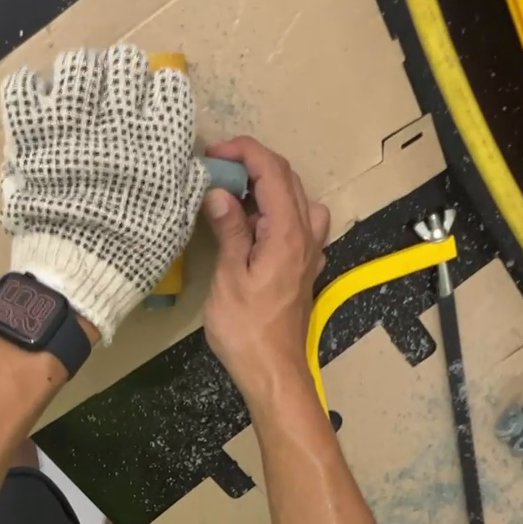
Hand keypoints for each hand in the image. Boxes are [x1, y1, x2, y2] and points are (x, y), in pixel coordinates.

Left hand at [0, 45, 210, 343]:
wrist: (77, 277)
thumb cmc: (132, 254)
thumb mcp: (176, 222)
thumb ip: (187, 182)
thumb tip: (194, 159)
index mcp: (159, 139)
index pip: (169, 86)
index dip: (161, 98)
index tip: (154, 115)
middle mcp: (117, 120)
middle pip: (125, 63)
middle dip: (123, 79)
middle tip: (115, 104)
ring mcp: (70, 122)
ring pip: (77, 66)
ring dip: (80, 80)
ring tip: (77, 103)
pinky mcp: (31, 135)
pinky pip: (23, 88)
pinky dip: (30, 92)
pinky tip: (40, 108)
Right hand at [200, 137, 330, 405]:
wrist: (273, 371)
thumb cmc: (247, 330)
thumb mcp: (230, 278)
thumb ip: (229, 230)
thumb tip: (220, 193)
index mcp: (287, 232)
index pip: (272, 172)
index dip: (244, 152)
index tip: (213, 153)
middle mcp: (306, 235)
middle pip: (287, 179)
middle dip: (254, 164)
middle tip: (217, 170)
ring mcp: (309, 252)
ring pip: (296, 199)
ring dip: (268, 186)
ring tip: (235, 197)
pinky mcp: (304, 268)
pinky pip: (299, 224)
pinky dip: (278, 212)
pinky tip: (257, 228)